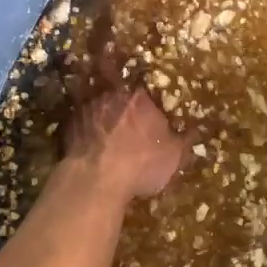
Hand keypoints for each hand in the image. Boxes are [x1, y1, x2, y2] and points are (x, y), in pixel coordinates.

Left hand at [63, 85, 188, 202]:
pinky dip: (87, 132)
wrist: (97, 178)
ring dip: (105, 118)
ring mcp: (88, 108)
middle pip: (121, 95)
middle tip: (131, 123)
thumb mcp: (175, 154)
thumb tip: (197, 128)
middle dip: (126, 107)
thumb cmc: (142, 162)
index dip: (150, 101)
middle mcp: (113, 94)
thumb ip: (185, 138)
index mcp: (141, 97)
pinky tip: (92, 147)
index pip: (148, 88)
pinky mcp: (69, 126)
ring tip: (110, 135)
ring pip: (100, 108)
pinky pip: (82, 125)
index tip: (152, 113)